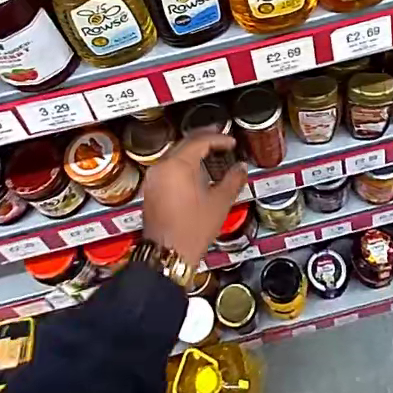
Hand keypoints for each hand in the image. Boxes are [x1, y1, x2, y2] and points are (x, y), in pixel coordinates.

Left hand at [139, 131, 246, 270]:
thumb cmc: (191, 231)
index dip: (218, 138)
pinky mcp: (151, 190)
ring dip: (192, 150)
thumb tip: (241, 169)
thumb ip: (233, 180)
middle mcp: (161, 168)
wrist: (167, 255)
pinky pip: (167, 167)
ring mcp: (153, 179)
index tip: (231, 141)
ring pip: (174, 154)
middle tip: (220, 137)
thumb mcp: (219, 203)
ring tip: (210, 151)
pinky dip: (182, 163)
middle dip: (204, 138)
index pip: (199, 141)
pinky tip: (194, 170)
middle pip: (184, 143)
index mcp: (177, 166)